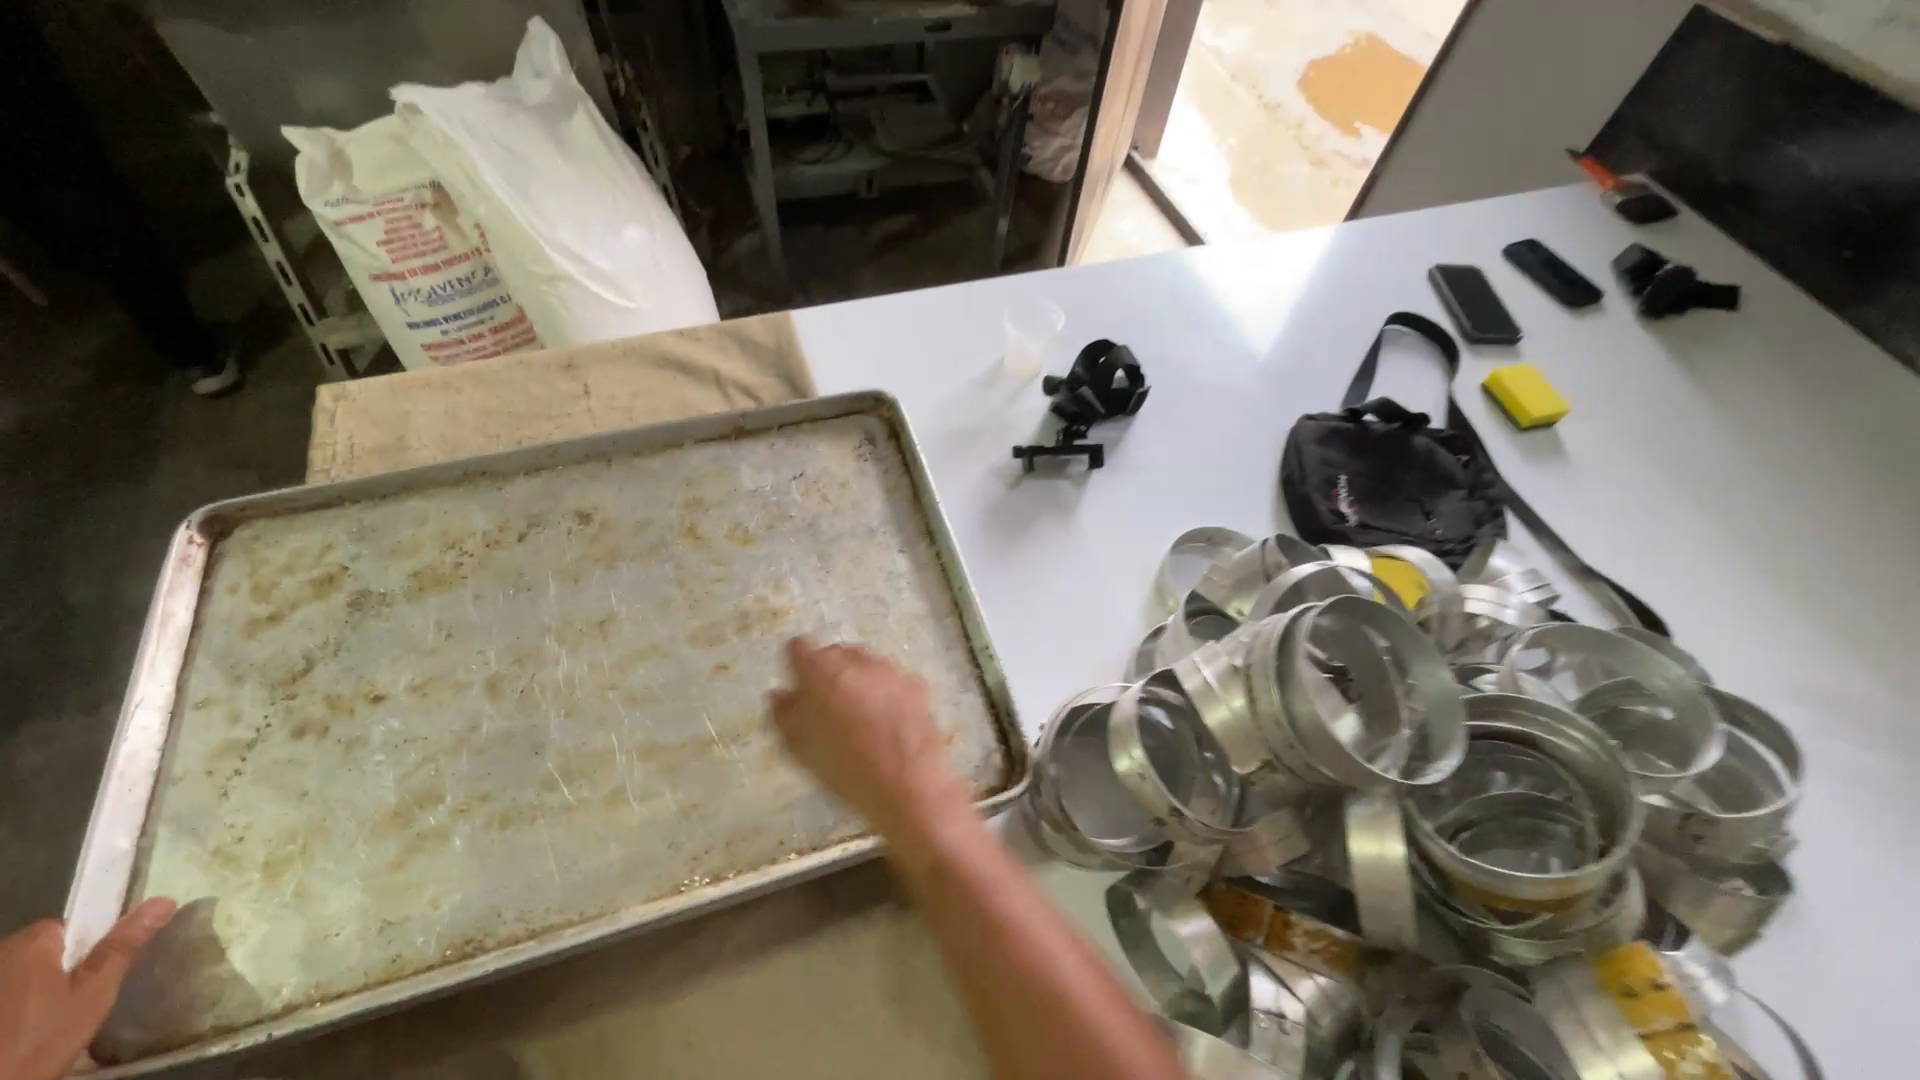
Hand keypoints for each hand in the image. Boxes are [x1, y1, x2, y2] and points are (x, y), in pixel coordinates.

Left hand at [0, 898, 176, 1079]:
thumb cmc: (42, 1038)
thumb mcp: (93, 993)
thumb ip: (123, 945)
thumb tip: (163, 900)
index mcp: (29, 945)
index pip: (70, 925)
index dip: (89, 945)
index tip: (96, 973)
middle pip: (44, 950)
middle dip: (64, 967)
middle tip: (78, 999)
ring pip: (23, 974)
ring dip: (38, 988)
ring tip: (50, 1020)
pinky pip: (9, 992)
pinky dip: (17, 1005)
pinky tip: (23, 1030)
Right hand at [768, 636, 965, 836]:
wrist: (909, 785)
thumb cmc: (846, 771)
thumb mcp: (800, 749)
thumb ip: (784, 715)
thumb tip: (780, 695)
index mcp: (820, 672)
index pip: (798, 647)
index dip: (797, 666)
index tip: (799, 689)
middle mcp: (855, 661)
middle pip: (833, 652)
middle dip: (828, 673)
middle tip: (828, 706)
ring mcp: (889, 669)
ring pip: (864, 663)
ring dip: (857, 679)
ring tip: (860, 715)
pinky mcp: (915, 682)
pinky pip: (890, 677)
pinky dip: (884, 690)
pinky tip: (887, 720)